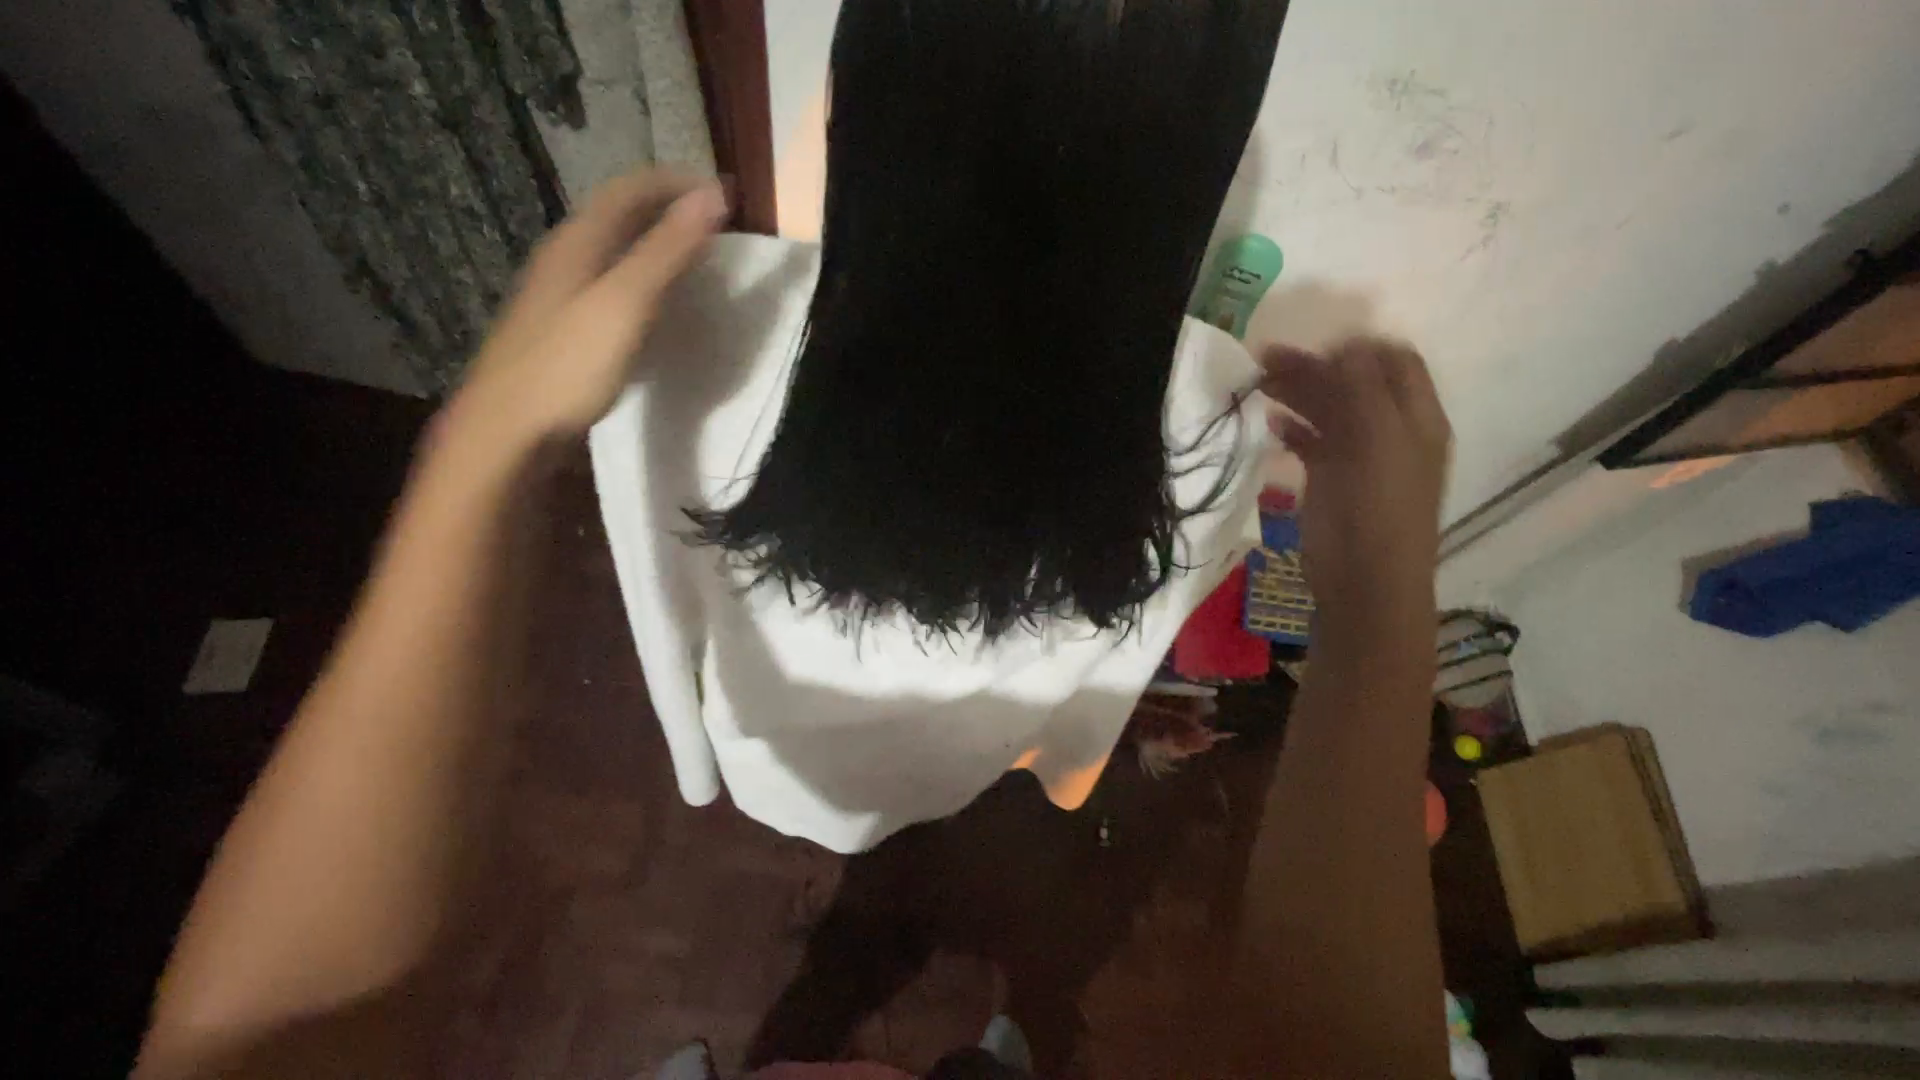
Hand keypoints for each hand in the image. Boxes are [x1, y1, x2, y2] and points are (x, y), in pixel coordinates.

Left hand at [451, 170, 726, 449]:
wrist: (507, 432)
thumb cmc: (567, 366)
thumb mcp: (625, 304)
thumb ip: (668, 251)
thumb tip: (713, 195)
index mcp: (576, 242)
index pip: (629, 189)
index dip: (677, 183)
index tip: (726, 194)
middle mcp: (563, 257)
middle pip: (619, 214)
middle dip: (669, 208)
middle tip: (718, 223)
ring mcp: (559, 293)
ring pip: (613, 249)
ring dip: (656, 242)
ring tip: (697, 256)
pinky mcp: (563, 327)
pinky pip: (610, 282)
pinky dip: (643, 276)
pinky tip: (658, 303)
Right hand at [1259, 337, 1451, 628]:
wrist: (1364, 585)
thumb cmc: (1377, 512)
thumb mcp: (1379, 442)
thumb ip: (1364, 390)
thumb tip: (1346, 346)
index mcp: (1416, 418)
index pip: (1395, 362)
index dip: (1358, 348)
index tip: (1314, 346)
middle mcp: (1391, 431)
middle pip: (1354, 383)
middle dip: (1314, 366)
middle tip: (1265, 360)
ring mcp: (1360, 457)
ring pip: (1328, 410)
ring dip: (1297, 393)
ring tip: (1258, 384)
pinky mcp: (1332, 481)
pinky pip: (1312, 442)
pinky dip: (1293, 428)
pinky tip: (1271, 425)